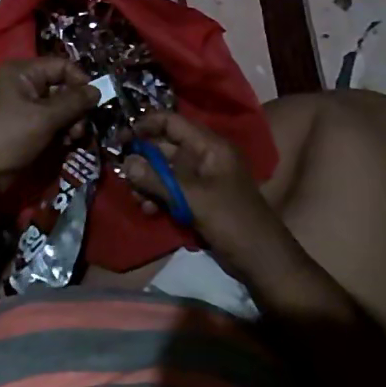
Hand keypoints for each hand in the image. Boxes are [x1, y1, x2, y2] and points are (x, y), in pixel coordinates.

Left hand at [0, 58, 96, 184]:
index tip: (94, 102)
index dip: (80, 81)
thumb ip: (74, 102)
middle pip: (62, 87)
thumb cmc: (10, 135)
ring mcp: (25, 105)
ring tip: (73, 139)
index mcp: (23, 71)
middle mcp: (24, 83)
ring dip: (71, 122)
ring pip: (60, 107)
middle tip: (81, 128)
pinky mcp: (27, 126)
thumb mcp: (45, 117)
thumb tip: (98, 90)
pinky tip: (66, 144)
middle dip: (76, 107)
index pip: (61, 65)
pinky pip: (52, 122)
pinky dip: (61, 131)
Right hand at [121, 110, 266, 235]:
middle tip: (120, 171)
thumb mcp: (193, 199)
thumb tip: (125, 162)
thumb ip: (157, 179)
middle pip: (164, 146)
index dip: (145, 125)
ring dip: (147, 181)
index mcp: (210, 147)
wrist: (264, 264)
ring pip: (164, 170)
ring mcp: (201, 180)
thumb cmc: (234, 222)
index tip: (121, 137)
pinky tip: (146, 209)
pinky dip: (157, 196)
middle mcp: (204, 157)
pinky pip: (170, 189)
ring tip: (135, 197)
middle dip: (141, 158)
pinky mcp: (198, 200)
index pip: (172, 122)